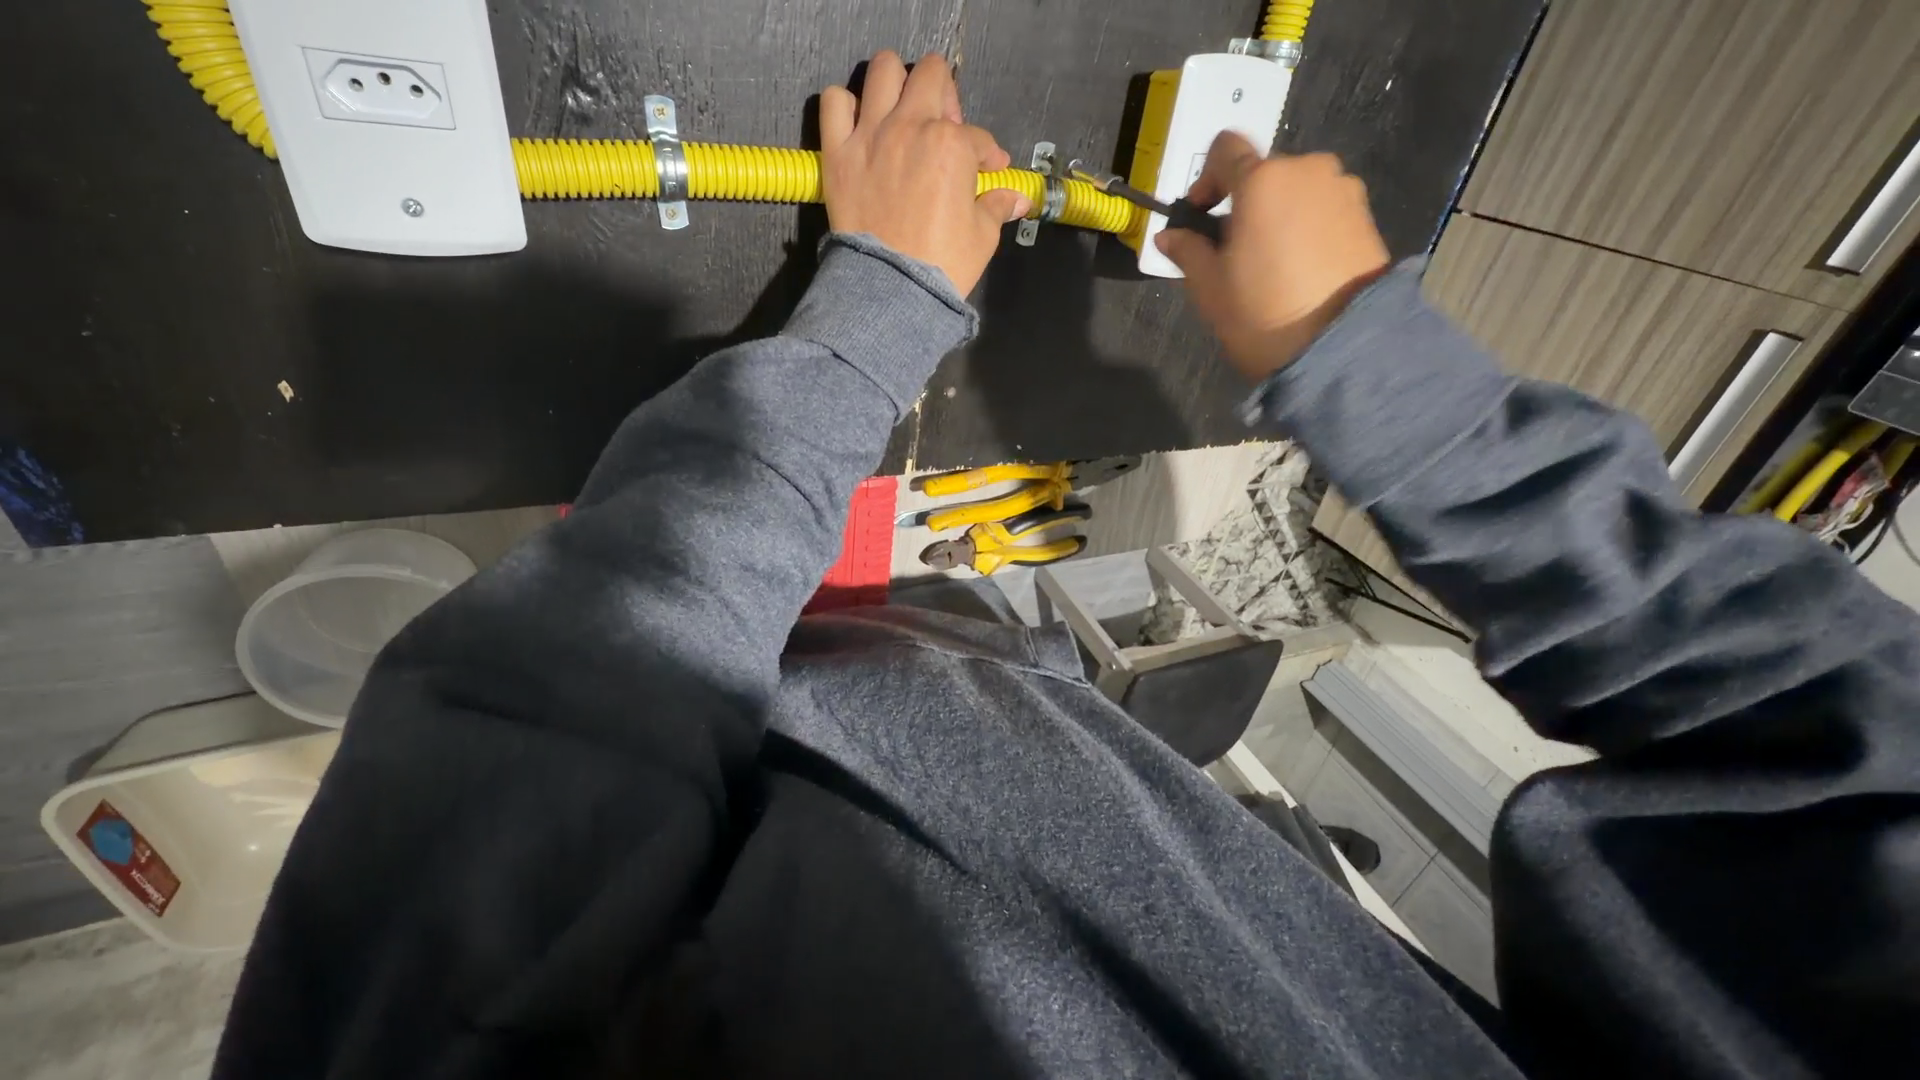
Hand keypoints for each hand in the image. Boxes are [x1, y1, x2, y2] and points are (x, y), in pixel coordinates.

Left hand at [820, 51, 1030, 296]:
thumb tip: (1015, 199)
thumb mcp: (982, 237)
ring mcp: (870, 136)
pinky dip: (845, 105)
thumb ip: (996, 207)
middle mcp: (910, 127)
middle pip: (931, 75)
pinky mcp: (838, 153)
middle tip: (946, 125)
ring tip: (902, 110)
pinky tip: (859, 124)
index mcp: (952, 145)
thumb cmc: (943, 264)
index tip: (989, 169)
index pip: (979, 137)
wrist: (892, 290)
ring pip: (882, 70)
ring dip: (897, 83)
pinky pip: (834, 102)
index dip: (988, 154)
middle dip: (946, 94)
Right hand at [1156, 133, 1391, 380]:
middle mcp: (1307, 169)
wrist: (1339, 347)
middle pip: (1264, 172)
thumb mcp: (1209, 287)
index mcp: (1262, 179)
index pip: (1225, 148)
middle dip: (1245, 203)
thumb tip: (1170, 235)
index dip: (1206, 177)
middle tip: (1234, 250)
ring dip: (1278, 214)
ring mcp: (1343, 189)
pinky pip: (1324, 208)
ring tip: (1272, 262)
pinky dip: (1307, 227)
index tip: (1201, 215)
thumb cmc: (1262, 312)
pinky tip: (1301, 269)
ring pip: (1297, 190)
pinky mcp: (1367, 215)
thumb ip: (1187, 251)